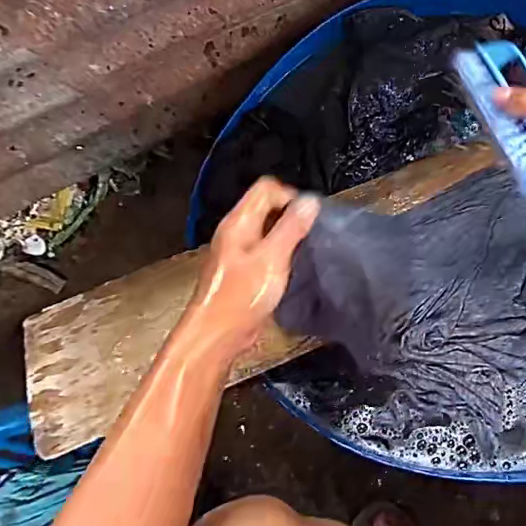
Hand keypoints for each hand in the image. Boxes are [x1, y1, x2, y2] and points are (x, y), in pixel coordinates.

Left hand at [178, 177, 319, 362]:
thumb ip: (292, 227)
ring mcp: (236, 250)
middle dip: (291, 215)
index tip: (308, 218)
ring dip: (287, 234)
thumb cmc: (240, 298)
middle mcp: (235, 230)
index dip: (291, 197)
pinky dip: (280, 252)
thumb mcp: (273, 259)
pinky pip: (265, 248)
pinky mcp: (241, 269)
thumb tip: (310, 202)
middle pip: (267, 205)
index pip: (267, 188)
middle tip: (308, 235)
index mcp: (239, 221)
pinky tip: (289, 269)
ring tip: (301, 251)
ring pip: (267, 227)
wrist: (215, 337)